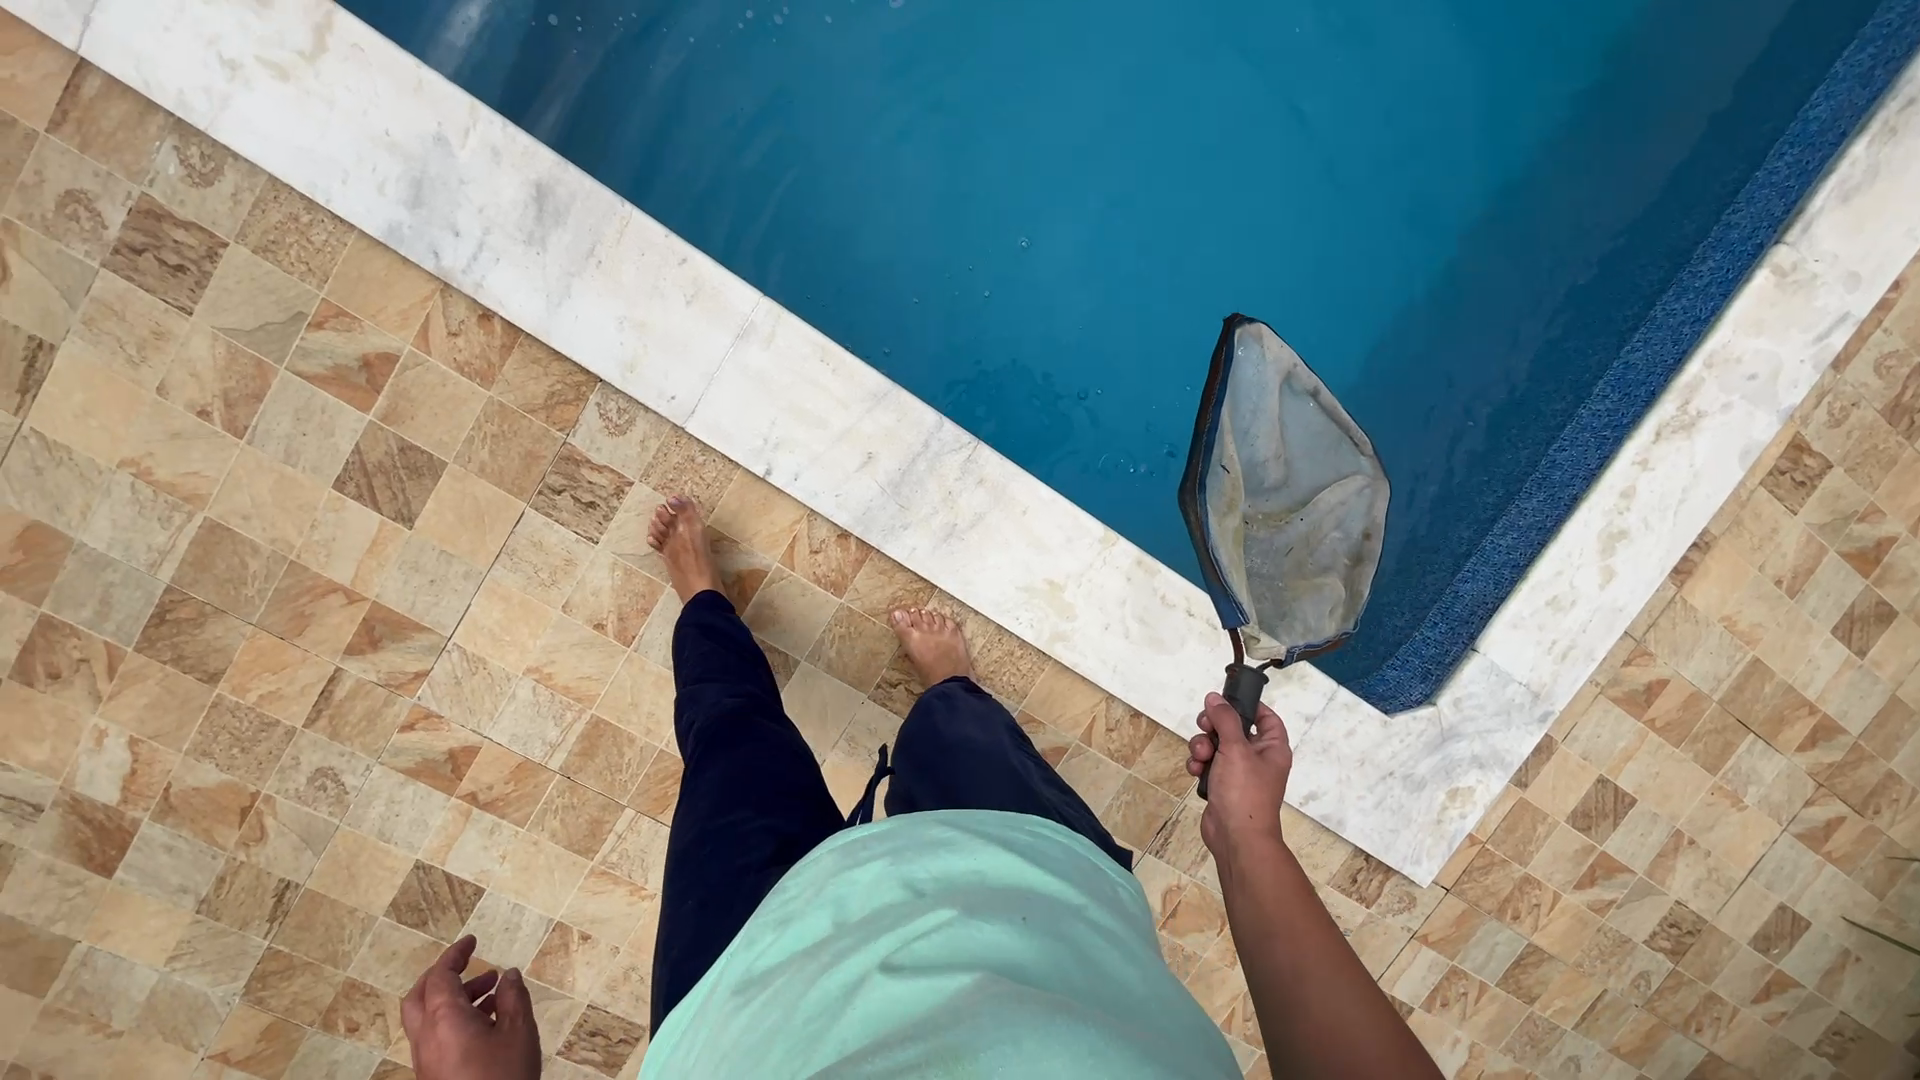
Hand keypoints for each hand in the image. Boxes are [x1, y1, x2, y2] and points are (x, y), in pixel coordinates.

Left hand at [401, 935, 541, 1079]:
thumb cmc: (504, 1074)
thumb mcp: (519, 1029)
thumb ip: (514, 996)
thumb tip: (508, 974)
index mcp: (444, 1020)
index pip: (439, 977)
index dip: (454, 954)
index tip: (472, 939)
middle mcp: (426, 1038)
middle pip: (419, 997)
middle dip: (441, 975)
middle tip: (469, 961)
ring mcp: (426, 1060)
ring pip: (427, 1018)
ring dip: (455, 996)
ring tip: (493, 988)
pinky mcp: (433, 1075)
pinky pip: (437, 1035)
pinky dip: (456, 1017)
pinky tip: (490, 1019)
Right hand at [1186, 692, 1290, 858]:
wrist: (1236, 837)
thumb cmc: (1244, 790)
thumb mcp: (1236, 748)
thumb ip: (1224, 719)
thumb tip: (1213, 698)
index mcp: (1272, 748)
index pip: (1266, 717)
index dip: (1248, 706)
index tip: (1225, 701)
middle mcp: (1257, 758)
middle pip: (1233, 728)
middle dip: (1214, 727)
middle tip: (1204, 726)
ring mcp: (1239, 772)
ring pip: (1216, 745)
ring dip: (1203, 746)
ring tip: (1201, 757)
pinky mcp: (1221, 785)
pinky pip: (1208, 764)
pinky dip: (1200, 764)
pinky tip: (1196, 771)